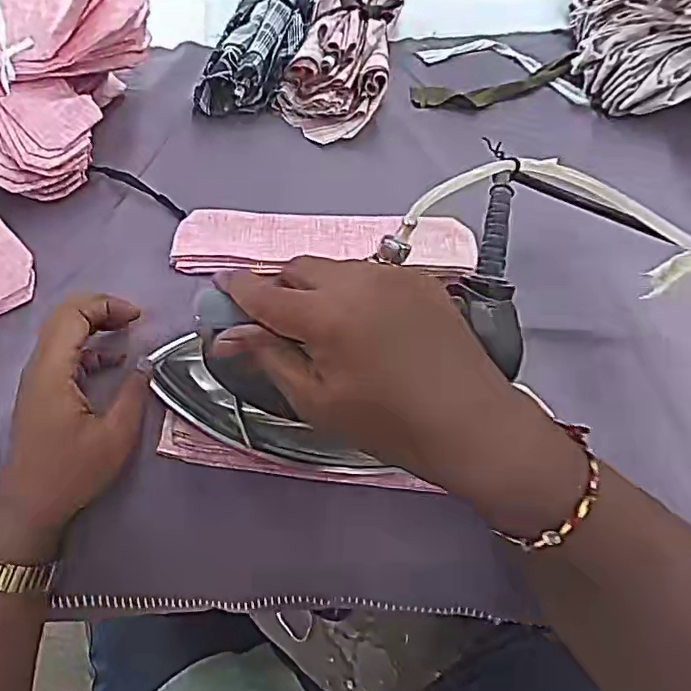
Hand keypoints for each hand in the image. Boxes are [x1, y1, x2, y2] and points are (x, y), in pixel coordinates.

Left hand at [0, 294, 150, 564]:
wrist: (30, 506)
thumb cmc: (71, 473)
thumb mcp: (115, 436)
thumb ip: (134, 393)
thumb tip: (146, 363)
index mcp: (53, 372)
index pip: (73, 315)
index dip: (107, 305)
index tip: (138, 317)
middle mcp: (38, 367)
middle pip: (64, 317)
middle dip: (101, 309)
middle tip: (134, 319)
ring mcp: (36, 379)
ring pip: (62, 333)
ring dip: (94, 326)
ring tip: (128, 332)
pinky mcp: (40, 391)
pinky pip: (63, 354)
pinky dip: (88, 347)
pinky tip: (113, 361)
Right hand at [218, 258, 586, 534]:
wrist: (470, 423)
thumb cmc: (387, 423)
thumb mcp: (316, 399)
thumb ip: (270, 356)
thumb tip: (231, 334)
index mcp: (327, 314)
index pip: (265, 291)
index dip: (236, 290)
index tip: (221, 290)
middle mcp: (358, 280)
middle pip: (298, 267)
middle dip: (279, 288)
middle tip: (277, 324)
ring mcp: (393, 275)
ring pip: (334, 267)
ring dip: (316, 287)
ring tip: (327, 328)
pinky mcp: (420, 279)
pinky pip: (368, 273)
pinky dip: (352, 289)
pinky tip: (364, 323)